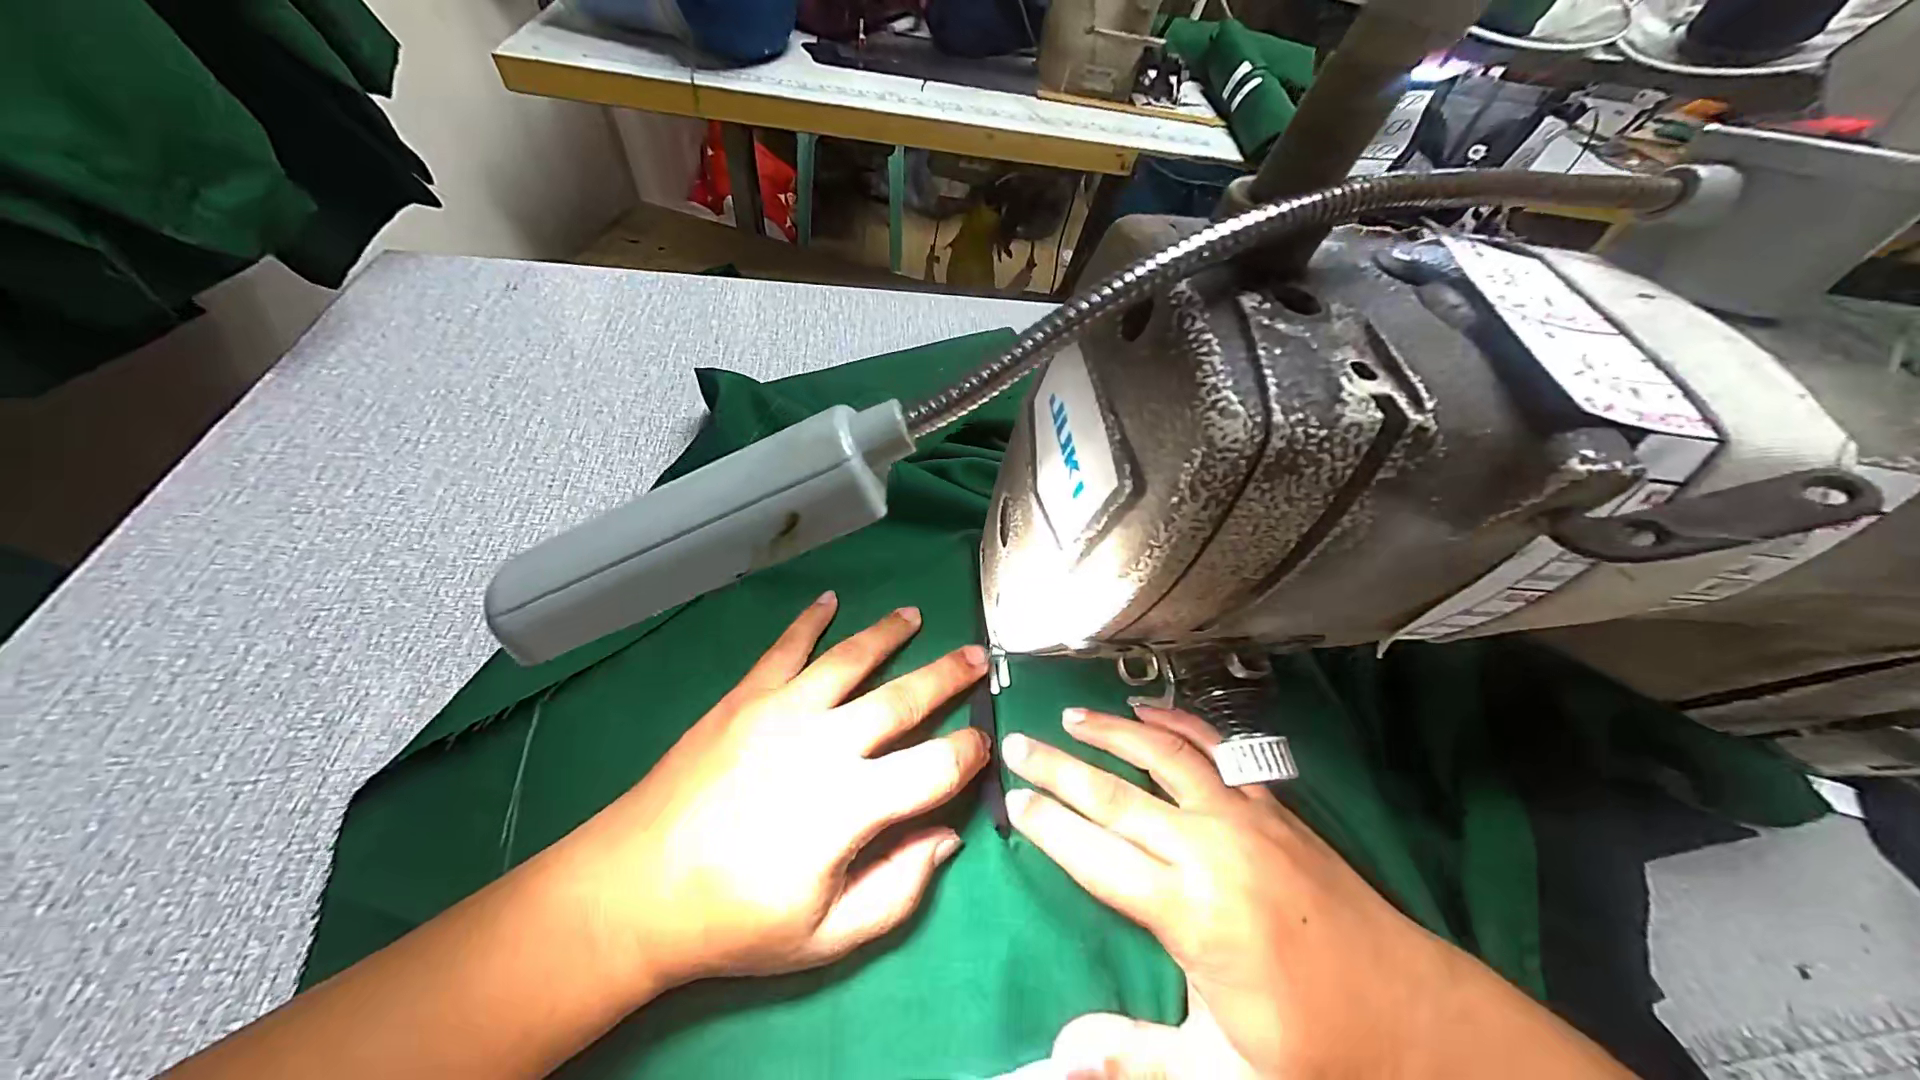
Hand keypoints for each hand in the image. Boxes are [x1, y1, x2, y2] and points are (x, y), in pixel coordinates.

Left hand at [556, 592, 989, 994]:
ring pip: (850, 659)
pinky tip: (828, 599)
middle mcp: (824, 745)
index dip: (970, 752)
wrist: (633, 889)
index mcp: (851, 806)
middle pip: (904, 699)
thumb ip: (896, 890)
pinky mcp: (744, 698)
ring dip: (888, 634)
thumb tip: (945, 837)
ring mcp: (781, 712)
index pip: (935, 768)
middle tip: (978, 657)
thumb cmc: (733, 920)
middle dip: (949, 676)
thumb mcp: (825, 937)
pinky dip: (809, 621)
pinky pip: (785, 649)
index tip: (985, 741)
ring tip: (915, 615)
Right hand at [1003, 706, 1631, 1079]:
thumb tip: (1053, 1056)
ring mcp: (1245, 819)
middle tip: (1018, 742)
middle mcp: (1210, 851)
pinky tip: (1150, 709)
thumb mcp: (1218, 1074)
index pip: (1095, 857)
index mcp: (1190, 914)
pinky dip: (1180, 723)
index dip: (1047, 826)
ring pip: (1164, 756)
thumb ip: (1135, 1057)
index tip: (1012, 800)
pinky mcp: (1272, 807)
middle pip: (1116, 797)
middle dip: (1059, 767)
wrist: (1415, 1018)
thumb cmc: (1310, 1049)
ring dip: (1113, 731)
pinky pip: (1217, 749)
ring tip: (1073, 715)